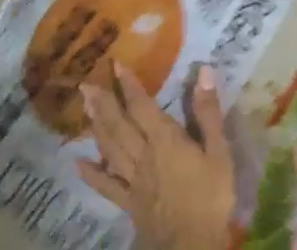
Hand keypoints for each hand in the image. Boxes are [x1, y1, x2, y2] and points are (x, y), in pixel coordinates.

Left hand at [79, 63, 234, 249]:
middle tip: (86, 82)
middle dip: (104, 103)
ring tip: (84, 109)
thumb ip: (208, 112)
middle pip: (119, 125)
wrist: (188, 244)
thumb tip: (203, 71)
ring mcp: (132, 180)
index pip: (142, 107)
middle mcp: (143, 155)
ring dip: (96, 127)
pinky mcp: (129, 202)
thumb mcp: (218, 151)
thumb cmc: (210, 195)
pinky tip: (78, 163)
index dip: (129, 86)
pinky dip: (91, 173)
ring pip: (110, 149)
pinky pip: (106, 185)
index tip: (116, 65)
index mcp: (165, 140)